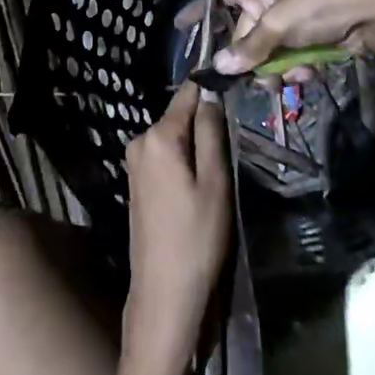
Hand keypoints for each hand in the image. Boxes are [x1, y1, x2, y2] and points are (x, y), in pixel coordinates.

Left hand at [124, 82, 231, 357]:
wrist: (163, 289)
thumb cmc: (196, 235)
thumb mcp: (215, 182)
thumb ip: (212, 132)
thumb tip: (211, 93)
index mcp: (158, 136)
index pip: (188, 94)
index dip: (213, 87)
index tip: (238, 85)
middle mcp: (140, 141)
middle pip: (180, 114)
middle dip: (206, 117)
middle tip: (240, 129)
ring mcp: (135, 161)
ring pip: (174, 135)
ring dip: (198, 139)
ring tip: (227, 152)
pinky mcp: (137, 180)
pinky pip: (166, 153)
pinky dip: (185, 155)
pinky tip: (204, 174)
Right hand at [213, 0, 374, 77]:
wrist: (374, 14)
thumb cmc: (321, 4)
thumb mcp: (281, 24)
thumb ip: (249, 47)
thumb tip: (219, 66)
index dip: (201, 12)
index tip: (182, 30)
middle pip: (241, 34)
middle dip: (252, 59)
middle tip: (260, 79)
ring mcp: (283, 18)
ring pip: (263, 51)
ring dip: (276, 68)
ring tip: (294, 75)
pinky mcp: (301, 36)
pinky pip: (284, 56)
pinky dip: (293, 67)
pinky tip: (308, 71)